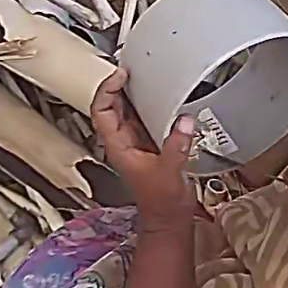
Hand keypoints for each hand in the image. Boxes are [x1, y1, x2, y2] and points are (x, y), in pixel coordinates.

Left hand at [91, 68, 196, 231]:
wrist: (169, 219)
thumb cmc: (162, 202)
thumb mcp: (170, 171)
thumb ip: (177, 144)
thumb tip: (185, 119)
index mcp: (118, 147)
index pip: (102, 111)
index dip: (107, 90)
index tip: (120, 75)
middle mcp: (123, 141)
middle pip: (110, 107)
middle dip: (116, 85)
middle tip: (129, 68)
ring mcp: (135, 142)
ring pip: (125, 111)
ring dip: (130, 93)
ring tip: (140, 75)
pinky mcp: (149, 144)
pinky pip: (142, 118)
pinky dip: (146, 104)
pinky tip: (158, 95)